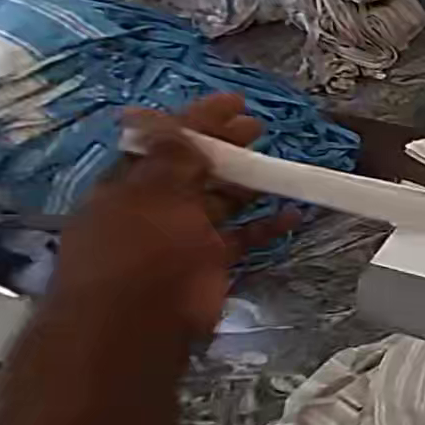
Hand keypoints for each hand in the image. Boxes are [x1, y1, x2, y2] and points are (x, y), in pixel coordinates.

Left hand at [51, 95, 296, 338]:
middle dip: (226, 147)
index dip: (199, 121)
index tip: (234, 102)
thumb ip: (169, 160)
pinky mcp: (212, 261)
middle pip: (197, 169)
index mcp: (132, 185)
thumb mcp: (152, 196)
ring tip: (278, 166)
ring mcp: (186, 235)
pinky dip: (268, 225)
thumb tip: (166, 119)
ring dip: (250, 182)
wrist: (139, 322)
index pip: (167, 143)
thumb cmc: (139, 252)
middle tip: (256, 128)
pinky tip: (293, 214)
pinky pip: (246, 235)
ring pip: (223, 200)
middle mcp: (157, 207)